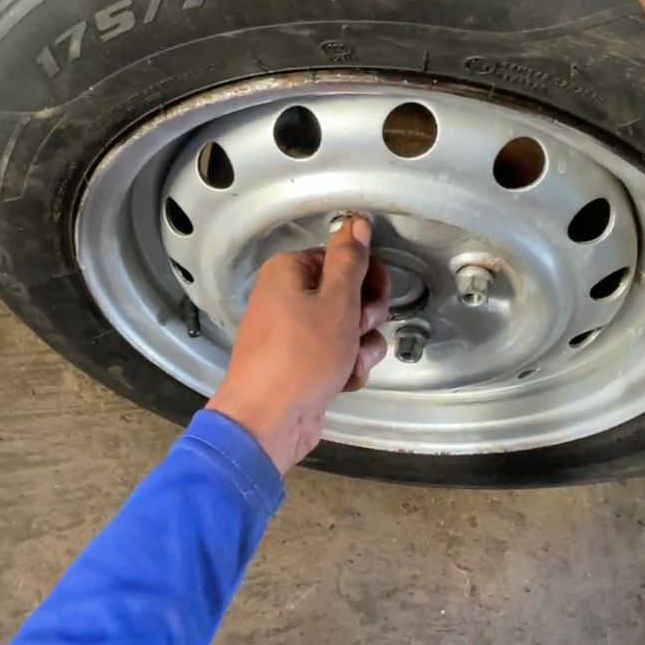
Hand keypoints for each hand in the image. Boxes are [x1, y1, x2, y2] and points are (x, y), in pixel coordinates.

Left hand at [206, 216, 391, 473]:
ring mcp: (297, 335)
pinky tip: (342, 382)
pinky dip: (348, 369)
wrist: (268, 421)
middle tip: (357, 332)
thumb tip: (356, 222)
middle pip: (351, 295)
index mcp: (290, 271)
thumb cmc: (300, 357)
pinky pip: (340, 357)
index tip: (376, 298)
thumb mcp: (335, 302)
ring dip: (361, 348)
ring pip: (351, 330)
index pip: (344, 260)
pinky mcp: (305, 365)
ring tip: (349, 364)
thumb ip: (350, 261)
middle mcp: (289, 298)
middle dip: (366, 318)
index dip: (369, 280)